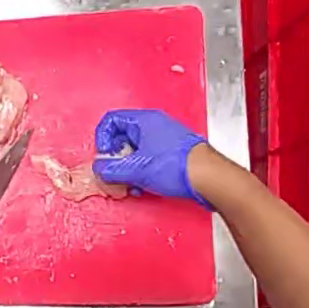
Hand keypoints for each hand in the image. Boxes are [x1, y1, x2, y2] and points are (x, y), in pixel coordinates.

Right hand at [92, 109, 211, 206]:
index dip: (102, 139)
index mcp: (144, 121)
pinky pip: (146, 159)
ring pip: (134, 151)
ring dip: (127, 169)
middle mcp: (154, 126)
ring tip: (131, 184)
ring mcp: (163, 139)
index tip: (104, 157)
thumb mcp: (136, 169)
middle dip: (115, 159)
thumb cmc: (177, 166)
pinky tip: (143, 186)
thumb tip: (99, 169)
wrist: (209, 178)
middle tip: (114, 174)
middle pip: (122, 137)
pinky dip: (140, 172)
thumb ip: (111, 169)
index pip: (111, 121)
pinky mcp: (170, 153)